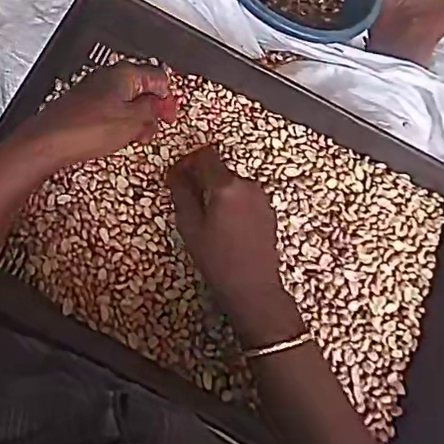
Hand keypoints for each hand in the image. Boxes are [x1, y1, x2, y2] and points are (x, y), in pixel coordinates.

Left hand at [19, 62, 179, 168]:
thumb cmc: (84, 130)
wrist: (46, 142)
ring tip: (132, 138)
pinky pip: (109, 111)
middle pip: (142, 89)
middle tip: (150, 131)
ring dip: (135, 120)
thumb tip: (159, 104)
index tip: (168, 118)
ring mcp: (93, 90)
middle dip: (151, 111)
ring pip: (126, 102)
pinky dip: (117, 124)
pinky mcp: (82, 105)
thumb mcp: (133, 122)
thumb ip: (152, 110)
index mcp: (125, 74)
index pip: (159, 78)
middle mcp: (108, 77)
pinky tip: (113, 139)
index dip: (168, 100)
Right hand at [167, 146, 304, 346]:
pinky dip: (230, 202)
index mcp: (227, 186)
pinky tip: (223, 226)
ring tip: (204, 218)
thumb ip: (182, 193)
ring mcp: (261, 197)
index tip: (176, 176)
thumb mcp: (190, 226)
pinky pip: (243, 196)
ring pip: (231, 184)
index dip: (187, 161)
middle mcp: (247, 185)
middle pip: (219, 169)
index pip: (205, 155)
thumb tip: (176, 174)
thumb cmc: (217, 259)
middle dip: (200, 179)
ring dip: (215, 191)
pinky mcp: (267, 210)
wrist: (253, 287)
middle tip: (185, 199)